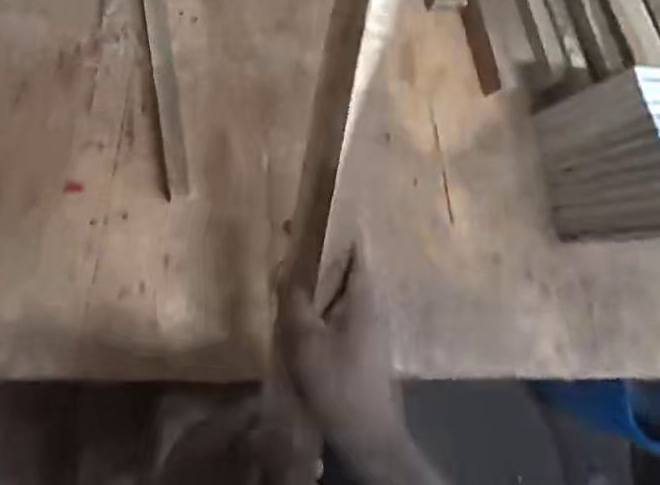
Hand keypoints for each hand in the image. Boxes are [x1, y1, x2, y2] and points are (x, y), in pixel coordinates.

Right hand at [275, 248, 406, 459]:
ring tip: (291, 282)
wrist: (369, 437)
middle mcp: (374, 301)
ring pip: (344, 290)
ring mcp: (374, 323)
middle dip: (319, 257)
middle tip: (289, 251)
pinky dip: (325, 304)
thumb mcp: (306, 340)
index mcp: (364, 292)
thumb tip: (285, 265)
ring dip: (320, 283)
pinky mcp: (368, 343)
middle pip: (347, 266)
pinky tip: (306, 317)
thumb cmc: (339, 383)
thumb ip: (294, 299)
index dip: (330, 230)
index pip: (353, 245)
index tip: (303, 223)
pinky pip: (344, 309)